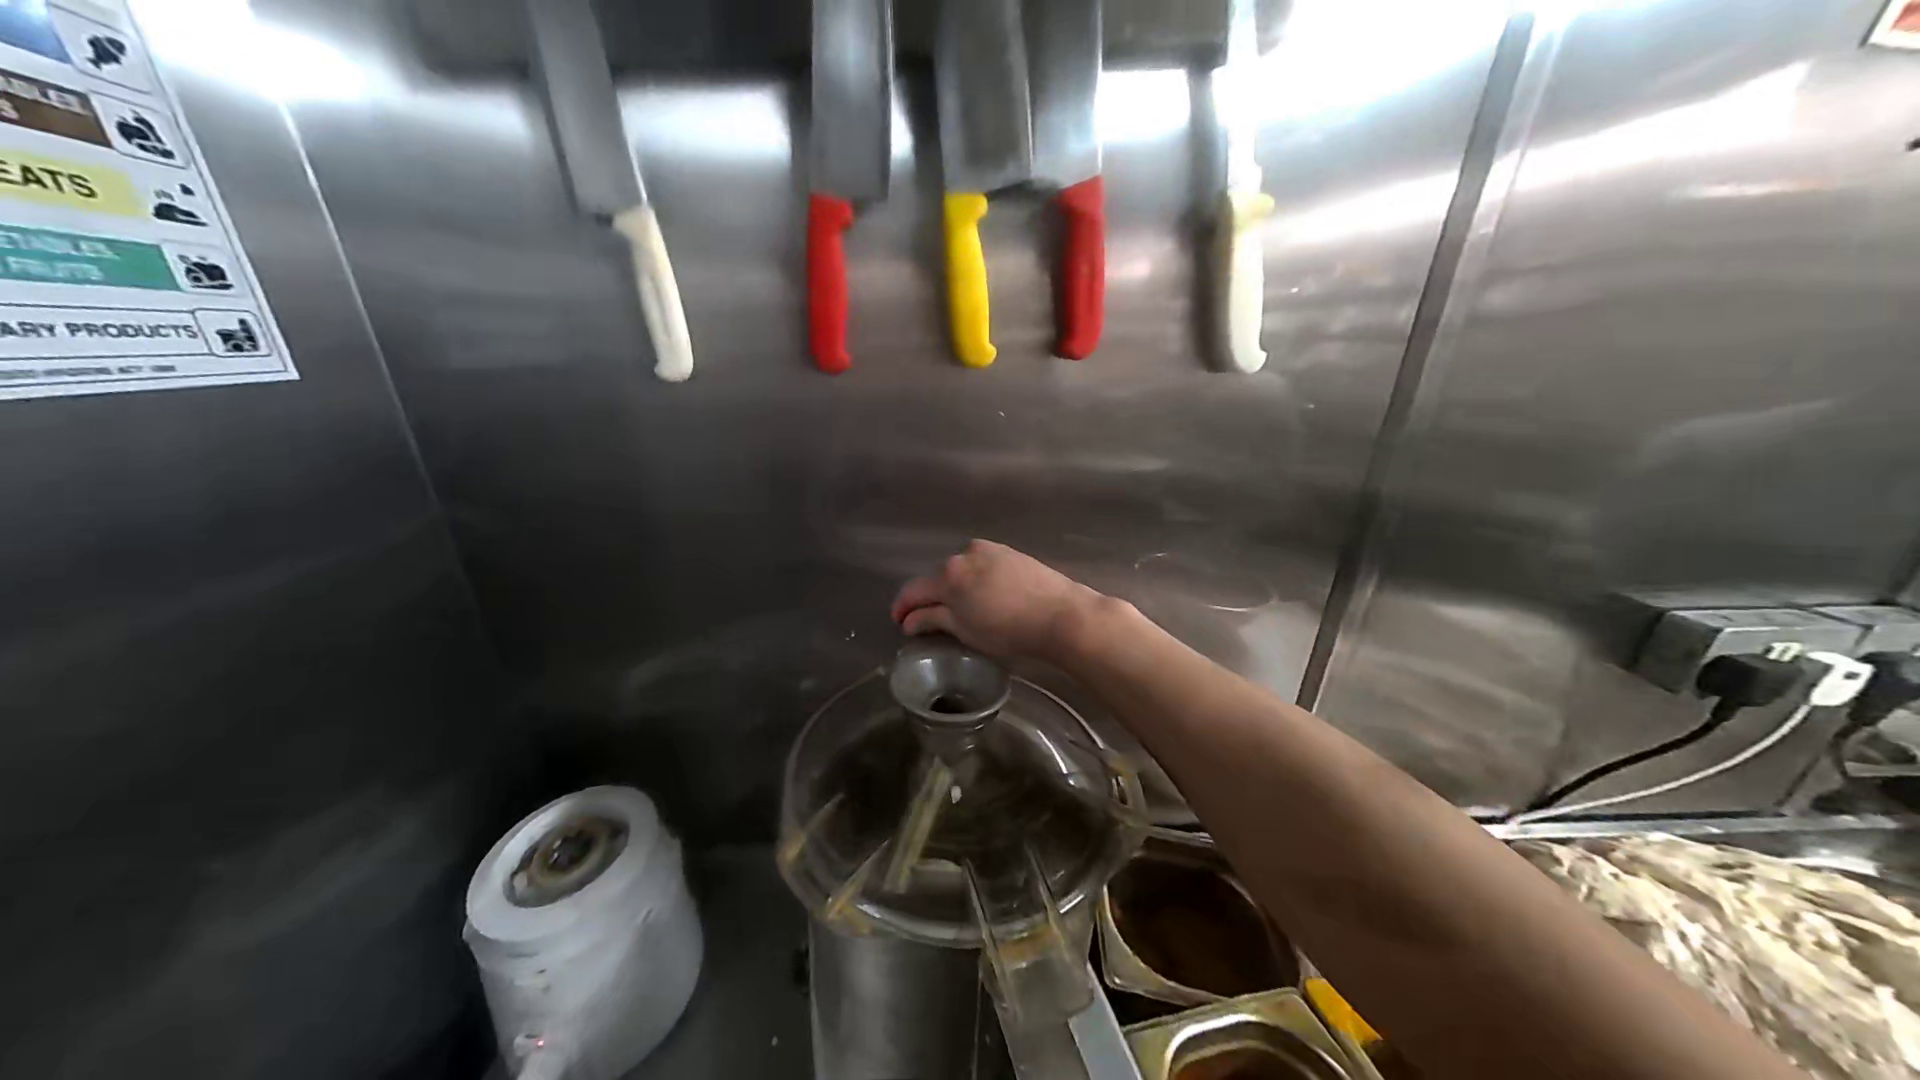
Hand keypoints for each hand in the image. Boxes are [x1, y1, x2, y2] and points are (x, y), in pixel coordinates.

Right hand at [889, 540, 1108, 661]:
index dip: (902, 608)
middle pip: (937, 578)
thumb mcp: (965, 630)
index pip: (914, 590)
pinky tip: (986, 598)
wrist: (1062, 615)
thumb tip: (908, 621)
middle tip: (931, 622)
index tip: (899, 623)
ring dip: (955, 588)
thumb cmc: (1009, 629)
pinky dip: (976, 581)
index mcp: (948, 574)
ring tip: (963, 611)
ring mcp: (990, 549)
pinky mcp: (1010, 552)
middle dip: (931, 598)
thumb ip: (932, 620)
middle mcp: (964, 554)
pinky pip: (982, 566)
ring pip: (961, 570)